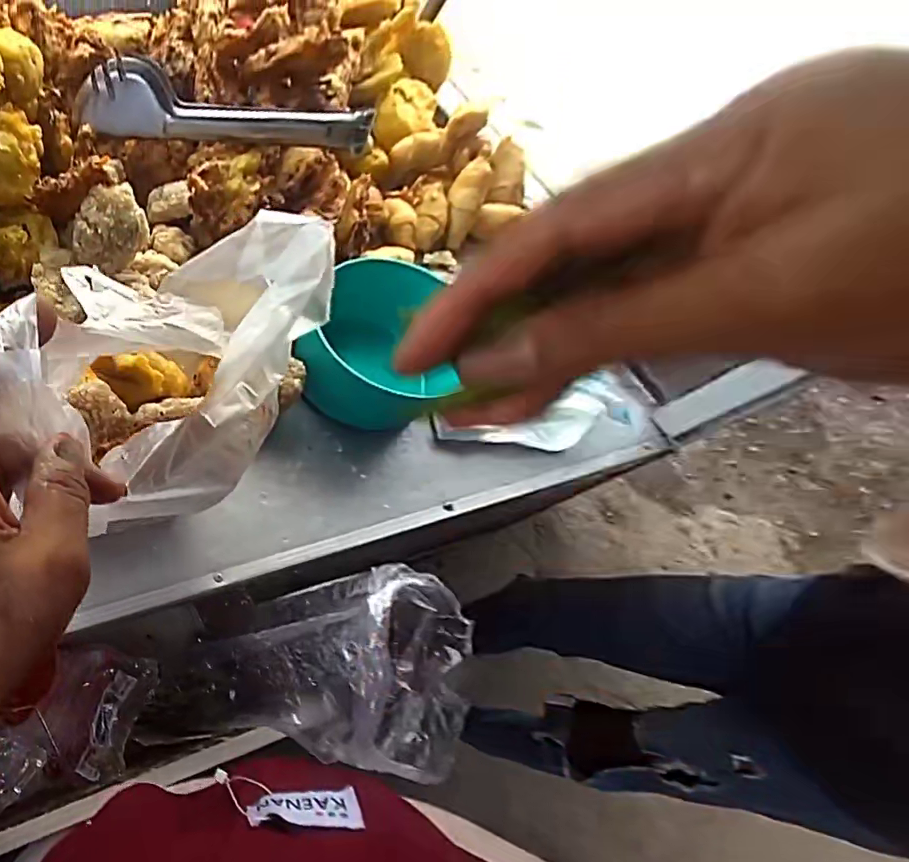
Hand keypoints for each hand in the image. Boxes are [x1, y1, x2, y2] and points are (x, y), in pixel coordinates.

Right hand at [395, 48, 908, 425]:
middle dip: (496, 326)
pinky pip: (640, 303)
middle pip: (568, 254)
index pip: (557, 226)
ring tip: (476, 407)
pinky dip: (585, 351)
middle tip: (435, 384)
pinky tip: (533, 393)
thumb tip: (481, 368)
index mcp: (731, 144)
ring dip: (533, 351)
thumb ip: (601, 331)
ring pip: (597, 286)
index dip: (468, 295)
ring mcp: (734, 211)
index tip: (410, 355)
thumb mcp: (760, 301)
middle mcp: (720, 168)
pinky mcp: (746, 255)